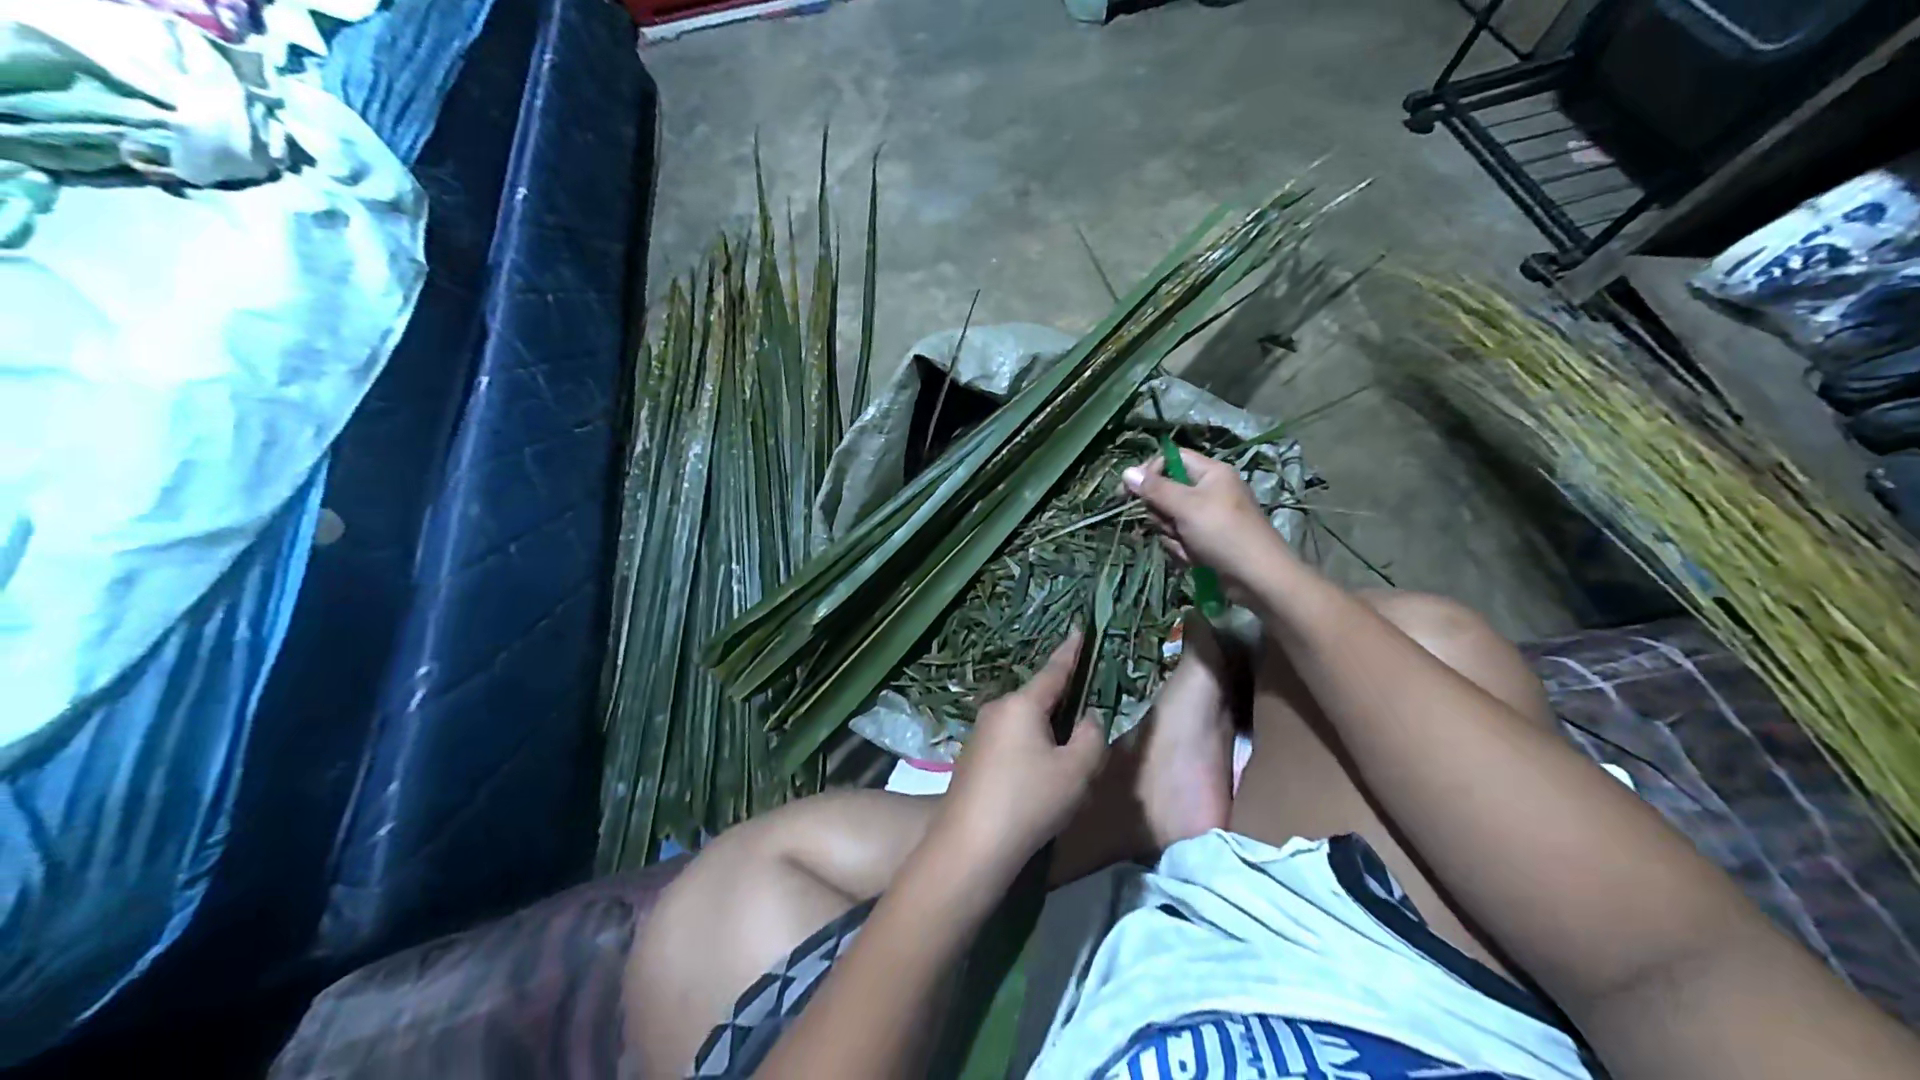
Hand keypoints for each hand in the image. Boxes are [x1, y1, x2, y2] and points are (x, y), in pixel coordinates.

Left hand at [937, 632, 1107, 877]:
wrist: (971, 845)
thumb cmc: (1030, 800)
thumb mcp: (1076, 770)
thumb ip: (1090, 737)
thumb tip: (1086, 720)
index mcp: (1021, 704)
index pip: (1053, 671)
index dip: (1070, 653)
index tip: (1079, 630)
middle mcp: (996, 711)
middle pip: (1037, 699)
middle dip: (1061, 705)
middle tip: (1086, 720)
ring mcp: (980, 734)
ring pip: (1024, 723)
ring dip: (1045, 732)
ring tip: (1066, 759)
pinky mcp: (972, 758)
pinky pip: (1010, 742)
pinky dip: (1029, 749)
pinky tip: (1038, 777)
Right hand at [1122, 449, 1292, 594]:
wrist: (1256, 577)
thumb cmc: (1223, 533)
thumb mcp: (1186, 506)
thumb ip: (1155, 489)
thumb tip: (1126, 472)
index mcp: (1210, 473)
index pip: (1171, 458)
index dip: (1149, 471)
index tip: (1129, 490)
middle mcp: (1209, 491)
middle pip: (1166, 492)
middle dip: (1162, 513)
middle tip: (1172, 524)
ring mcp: (1207, 517)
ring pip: (1169, 519)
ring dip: (1172, 535)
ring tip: (1188, 546)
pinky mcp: (1206, 539)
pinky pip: (1180, 538)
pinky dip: (1182, 549)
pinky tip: (1194, 558)